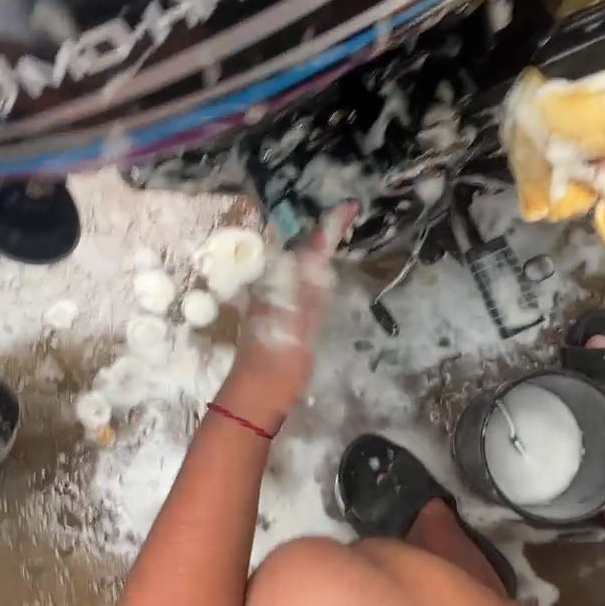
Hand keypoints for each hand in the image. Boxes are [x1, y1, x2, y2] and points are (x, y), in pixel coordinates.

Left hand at [214, 202, 358, 430]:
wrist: (255, 398)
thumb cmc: (278, 366)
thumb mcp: (298, 328)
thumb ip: (309, 290)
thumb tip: (318, 249)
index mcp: (280, 286)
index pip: (309, 247)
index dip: (329, 226)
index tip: (349, 206)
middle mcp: (274, 287)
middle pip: (301, 251)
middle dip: (323, 231)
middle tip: (347, 216)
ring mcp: (274, 302)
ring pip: (298, 266)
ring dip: (317, 249)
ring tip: (339, 236)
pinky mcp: (277, 317)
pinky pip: (297, 282)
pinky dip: (312, 270)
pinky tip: (321, 275)